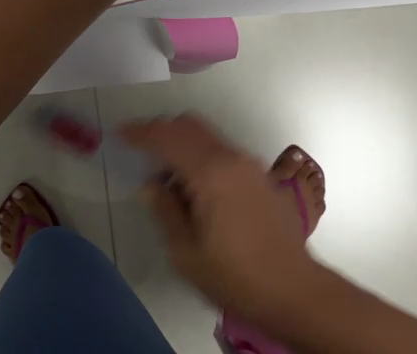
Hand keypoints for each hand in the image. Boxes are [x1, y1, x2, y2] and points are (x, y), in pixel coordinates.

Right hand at [122, 115, 326, 325]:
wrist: (294, 289)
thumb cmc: (235, 276)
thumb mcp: (186, 253)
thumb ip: (165, 211)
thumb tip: (150, 185)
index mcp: (210, 172)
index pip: (168, 136)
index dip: (141, 132)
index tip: (122, 134)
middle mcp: (232, 158)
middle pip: (190, 126)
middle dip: (162, 131)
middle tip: (141, 150)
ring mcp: (251, 165)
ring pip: (209, 137)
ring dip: (185, 145)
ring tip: (168, 176)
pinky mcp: (263, 177)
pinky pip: (225, 153)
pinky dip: (204, 157)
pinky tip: (198, 188)